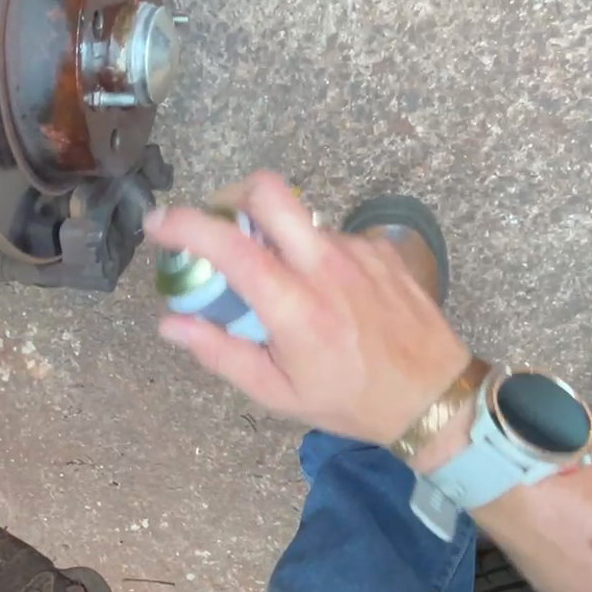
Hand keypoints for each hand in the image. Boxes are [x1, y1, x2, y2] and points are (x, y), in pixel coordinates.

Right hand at [144, 172, 470, 443]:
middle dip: (229, 196)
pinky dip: (307, 252)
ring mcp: (357, 250)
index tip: (156, 224)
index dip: (185, 225)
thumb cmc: (348, 400)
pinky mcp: (379, 248)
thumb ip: (218, 352)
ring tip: (274, 281)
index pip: (231, 246)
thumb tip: (169, 323)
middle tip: (216, 227)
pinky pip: (326, 234)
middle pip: (268, 191)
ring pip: (296, 217)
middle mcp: (326, 266)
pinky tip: (319, 290)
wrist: (435, 397)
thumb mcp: (274, 392)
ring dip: (271, 235)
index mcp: (295, 307)